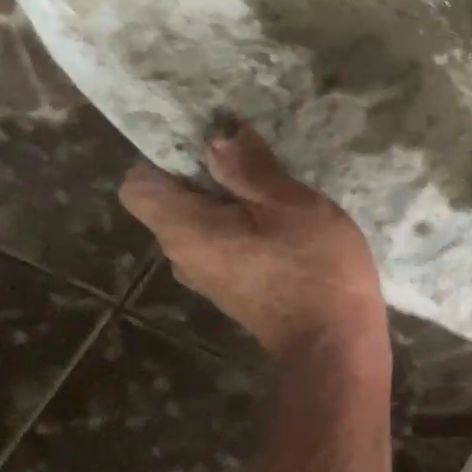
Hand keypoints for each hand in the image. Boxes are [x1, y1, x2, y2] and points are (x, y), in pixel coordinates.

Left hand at [120, 121, 388, 364]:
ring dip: (232, 196)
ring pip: (201, 219)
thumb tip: (218, 134)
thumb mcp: (291, 205)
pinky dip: (245, 219)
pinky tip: (288, 216)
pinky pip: (223, 238)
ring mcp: (207, 272)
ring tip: (280, 180)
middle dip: (208, 171)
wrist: (332, 337)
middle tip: (261, 150)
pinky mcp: (233, 283)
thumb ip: (252, 169)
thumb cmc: (313, 265)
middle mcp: (181, 253)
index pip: (140, 185)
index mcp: (186, 230)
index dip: (167, 156)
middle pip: (172, 200)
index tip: (214, 138)